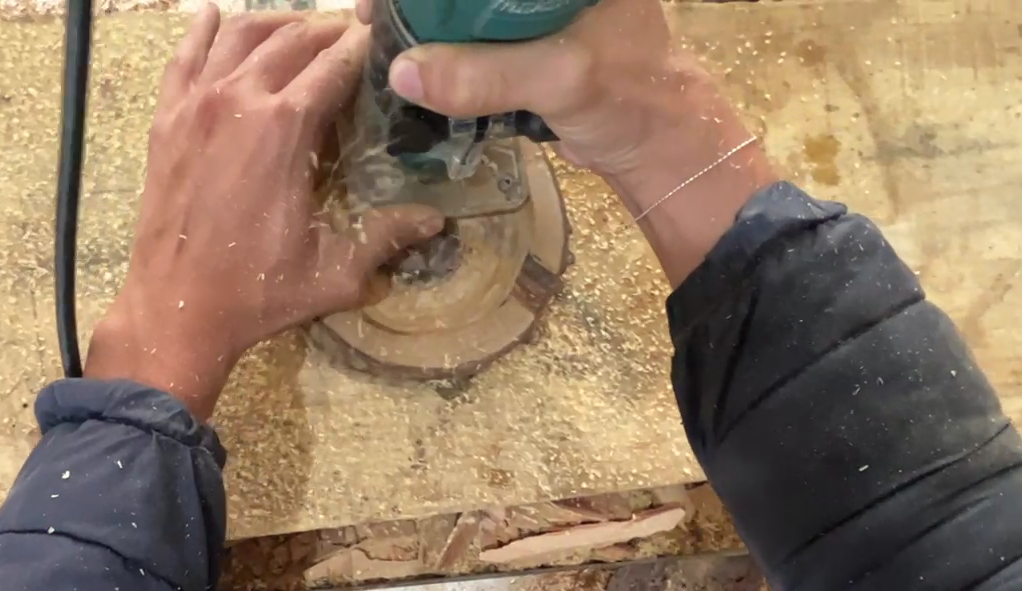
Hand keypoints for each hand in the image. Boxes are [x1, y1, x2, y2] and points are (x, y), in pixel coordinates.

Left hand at [87, 7, 444, 419]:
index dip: (363, 48)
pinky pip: (186, 55)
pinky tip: (216, 16)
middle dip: (328, 30)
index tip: (382, 44)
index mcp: (285, 127)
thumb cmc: (257, 293)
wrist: (178, 309)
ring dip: (276, 23)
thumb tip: (435, 218)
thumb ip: (385, 238)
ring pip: (240, 33)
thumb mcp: (334, 273)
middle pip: (292, 38)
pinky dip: (205, 30)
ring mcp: (196, 104)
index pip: (335, 64)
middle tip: (352, 36)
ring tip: (301, 27)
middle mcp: (239, 98)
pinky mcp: (166, 120)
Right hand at [356, 0, 775, 284]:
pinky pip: (473, 40)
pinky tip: (411, 59)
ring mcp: (532, 10)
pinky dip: (443, 52)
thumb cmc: (627, 95)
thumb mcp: (557, 77)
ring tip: (377, 32)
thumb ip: (484, 74)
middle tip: (368, 10)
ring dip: (424, 21)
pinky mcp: (524, 45)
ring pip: (466, 8)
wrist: (653, 146)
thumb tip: (403, 73)